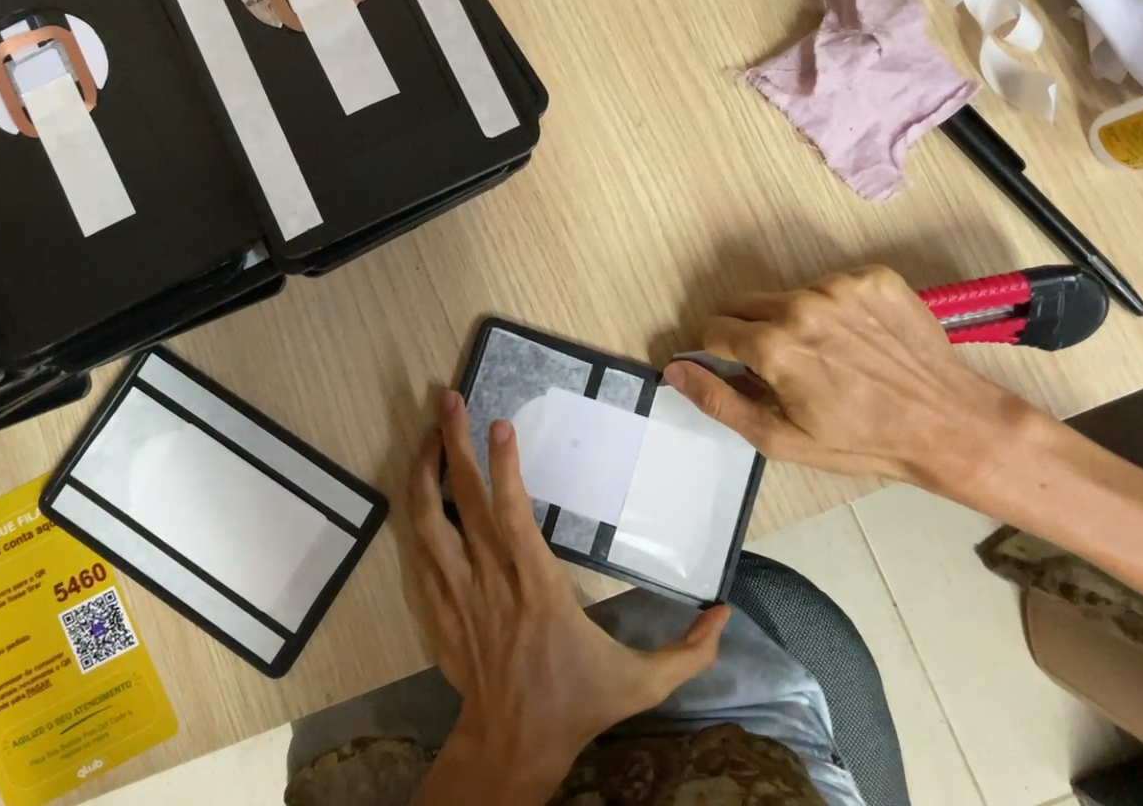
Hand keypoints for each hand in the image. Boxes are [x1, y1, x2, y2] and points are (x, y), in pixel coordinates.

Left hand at [406, 391, 729, 802]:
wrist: (512, 744)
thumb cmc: (576, 703)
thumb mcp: (644, 683)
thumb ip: (690, 650)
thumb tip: (728, 613)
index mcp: (538, 587)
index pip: (513, 515)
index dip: (505, 467)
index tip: (500, 424)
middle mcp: (491, 580)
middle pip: (463, 501)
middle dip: (453, 444)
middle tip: (449, 398)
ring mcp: (457, 591)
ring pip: (428, 518)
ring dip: (424, 469)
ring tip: (429, 429)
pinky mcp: (437, 603)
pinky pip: (418, 548)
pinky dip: (415, 509)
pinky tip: (418, 481)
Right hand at [664, 266, 1048, 495]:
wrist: (949, 424)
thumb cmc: (860, 440)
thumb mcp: (778, 437)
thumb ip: (718, 400)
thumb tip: (675, 370)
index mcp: (773, 345)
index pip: (712, 329)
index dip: (718, 354)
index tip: (740, 373)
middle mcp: (801, 305)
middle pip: (740, 304)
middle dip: (746, 333)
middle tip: (778, 366)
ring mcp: (840, 287)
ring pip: (784, 295)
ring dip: (790, 320)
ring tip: (826, 355)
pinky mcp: (873, 278)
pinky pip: (829, 286)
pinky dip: (832, 309)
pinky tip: (856, 338)